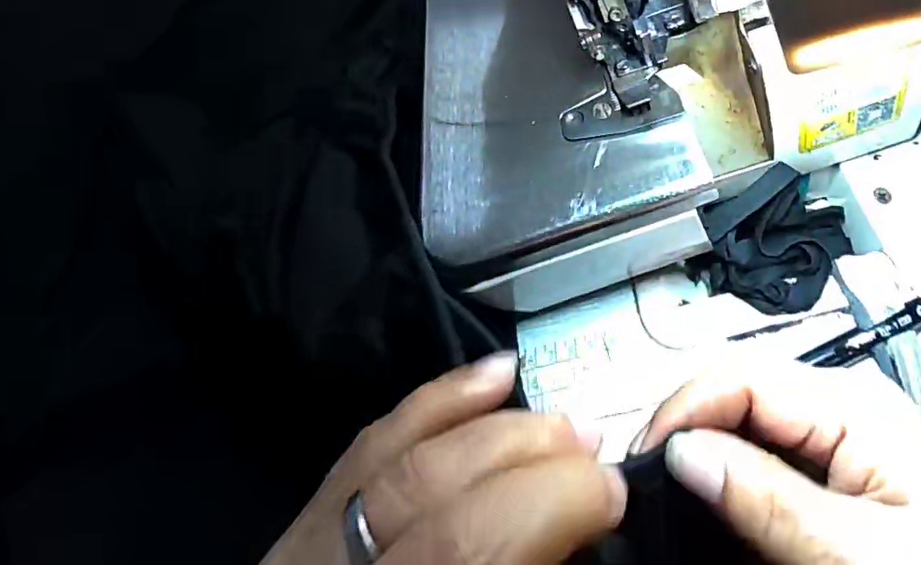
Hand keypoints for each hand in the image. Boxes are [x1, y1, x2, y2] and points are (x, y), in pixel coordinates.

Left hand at [260, 352, 626, 564]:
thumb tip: (578, 534)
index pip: (467, 548)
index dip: (548, 507)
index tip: (608, 492)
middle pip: (438, 496)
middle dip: (529, 460)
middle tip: (592, 447)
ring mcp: (312, 535)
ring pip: (409, 458)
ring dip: (496, 429)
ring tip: (559, 422)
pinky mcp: (312, 506)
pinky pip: (378, 436)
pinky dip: (441, 398)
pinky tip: (494, 374)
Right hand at [634, 364, 920, 564]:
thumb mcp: (866, 557)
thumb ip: (770, 500)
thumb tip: (682, 451)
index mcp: (853, 403)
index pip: (737, 376)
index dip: (681, 408)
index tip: (643, 459)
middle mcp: (844, 399)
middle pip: (739, 385)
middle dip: (688, 421)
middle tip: (649, 477)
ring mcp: (846, 427)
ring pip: (749, 412)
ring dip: (706, 441)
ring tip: (672, 482)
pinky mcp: (848, 457)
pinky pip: (772, 441)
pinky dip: (736, 460)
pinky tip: (719, 488)